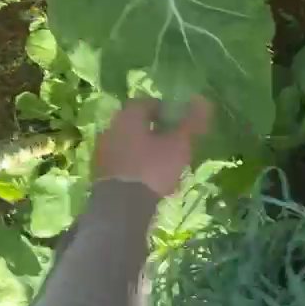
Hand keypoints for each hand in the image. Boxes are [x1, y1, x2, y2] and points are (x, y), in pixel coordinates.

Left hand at [94, 97, 212, 197]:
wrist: (121, 206)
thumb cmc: (152, 168)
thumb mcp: (178, 144)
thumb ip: (191, 122)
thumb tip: (203, 100)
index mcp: (128, 116)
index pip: (147, 103)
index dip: (166, 110)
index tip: (180, 123)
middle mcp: (111, 128)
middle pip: (137, 124)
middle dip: (156, 132)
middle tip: (174, 144)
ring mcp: (103, 152)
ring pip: (130, 144)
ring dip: (146, 150)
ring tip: (165, 165)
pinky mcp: (101, 173)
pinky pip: (123, 162)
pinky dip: (137, 166)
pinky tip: (150, 180)